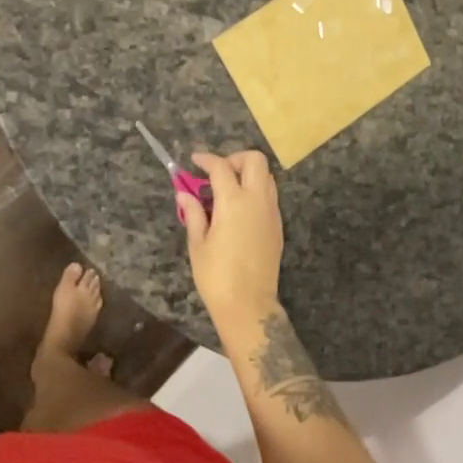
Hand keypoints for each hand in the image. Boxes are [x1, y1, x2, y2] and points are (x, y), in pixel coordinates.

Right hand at [181, 150, 283, 329]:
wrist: (248, 303)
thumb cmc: (216, 276)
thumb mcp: (198, 244)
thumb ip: (194, 214)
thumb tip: (184, 194)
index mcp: (234, 202)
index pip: (221, 168)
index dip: (207, 159)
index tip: (195, 161)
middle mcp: (257, 201)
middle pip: (256, 160)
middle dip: (236, 159)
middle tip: (217, 173)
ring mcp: (272, 213)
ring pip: (267, 177)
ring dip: (249, 174)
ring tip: (228, 191)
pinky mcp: (278, 227)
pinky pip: (270, 197)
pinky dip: (256, 192)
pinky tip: (239, 210)